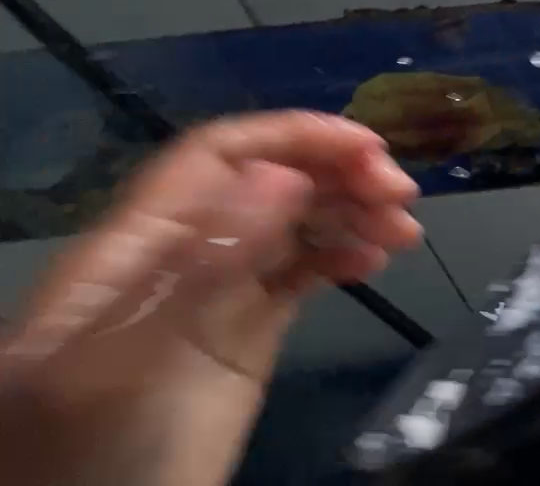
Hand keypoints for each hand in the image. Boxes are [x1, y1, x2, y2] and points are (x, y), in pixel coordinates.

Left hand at [0, 111, 421, 485]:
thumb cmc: (89, 448)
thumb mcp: (130, 359)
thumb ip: (201, 266)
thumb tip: (285, 177)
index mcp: (138, 245)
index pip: (222, 154)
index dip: (297, 136)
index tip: (371, 149)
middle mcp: (183, 252)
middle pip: (274, 178)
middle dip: (344, 173)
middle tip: (402, 196)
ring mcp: (219, 287)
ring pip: (302, 217)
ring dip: (360, 210)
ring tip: (405, 234)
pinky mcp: (251, 320)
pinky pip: (310, 265)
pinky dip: (349, 254)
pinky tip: (375, 265)